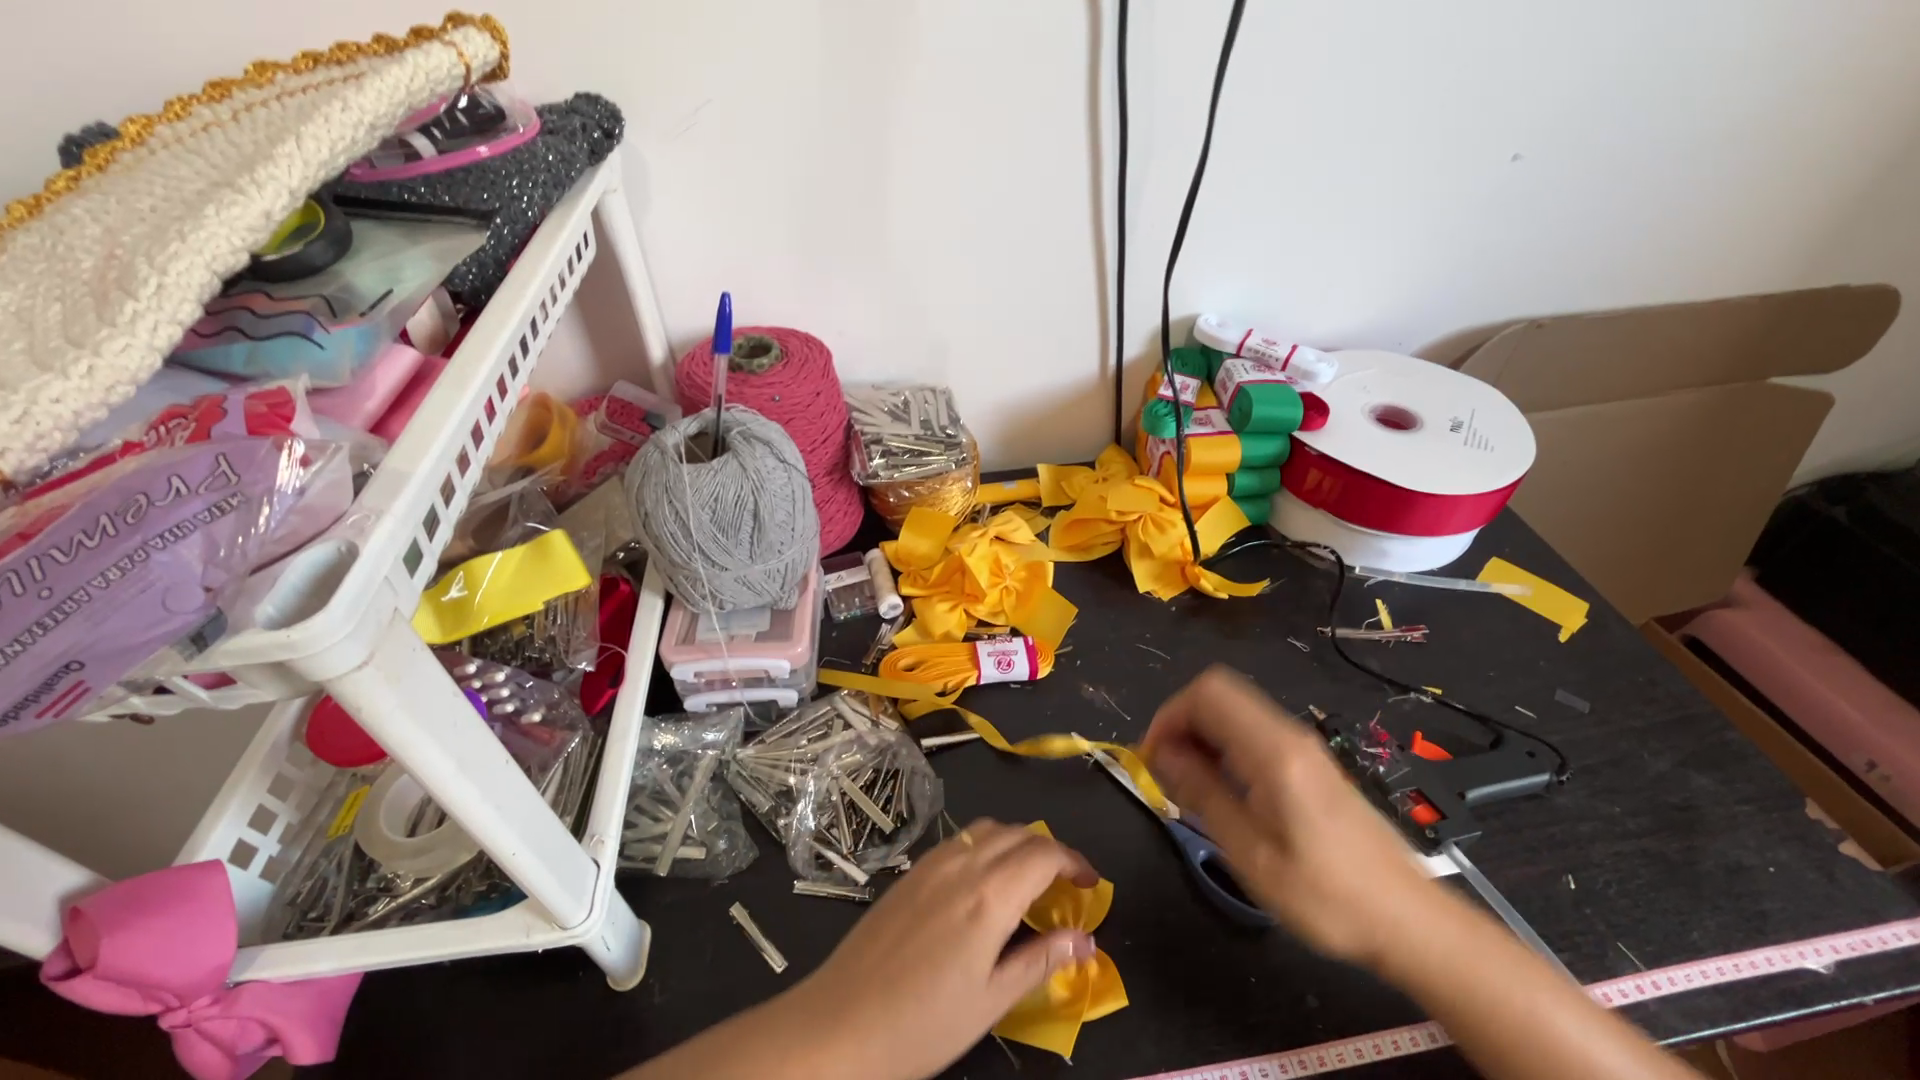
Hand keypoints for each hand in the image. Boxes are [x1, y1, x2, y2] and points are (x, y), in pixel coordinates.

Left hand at [769, 820, 1099, 1079]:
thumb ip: (1041, 961)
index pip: (1045, 854)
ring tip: (1028, 884)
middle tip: (1065, 887)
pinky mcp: (907, 874)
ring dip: (1016, 844)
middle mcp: (961, 865)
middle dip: (1049, 850)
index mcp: (989, 896)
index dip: (1075, 861)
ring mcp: (929, 865)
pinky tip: (982, 887)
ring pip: (986, 830)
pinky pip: (958, 842)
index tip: (1091, 884)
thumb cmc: (923, 1023)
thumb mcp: (992, 1000)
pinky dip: (985, 848)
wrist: (839, 1024)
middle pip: (1017, 834)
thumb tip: (1086, 940)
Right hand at [1140, 665, 1440, 969]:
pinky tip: (1225, 794)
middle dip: (1182, 724)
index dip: (1169, 716)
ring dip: (1203, 738)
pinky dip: (1227, 750)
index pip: (1208, 693)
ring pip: (1238, 714)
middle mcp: (1291, 736)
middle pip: (1221, 695)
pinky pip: (1256, 736)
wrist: (1409, 921)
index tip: (1151, 759)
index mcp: (1274, 750)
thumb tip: (1161, 753)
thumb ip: (1203, 793)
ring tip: (1189, 788)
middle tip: (1166, 773)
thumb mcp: (1250, 852)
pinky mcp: (1313, 767)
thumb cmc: (1326, 895)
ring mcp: (1306, 749)